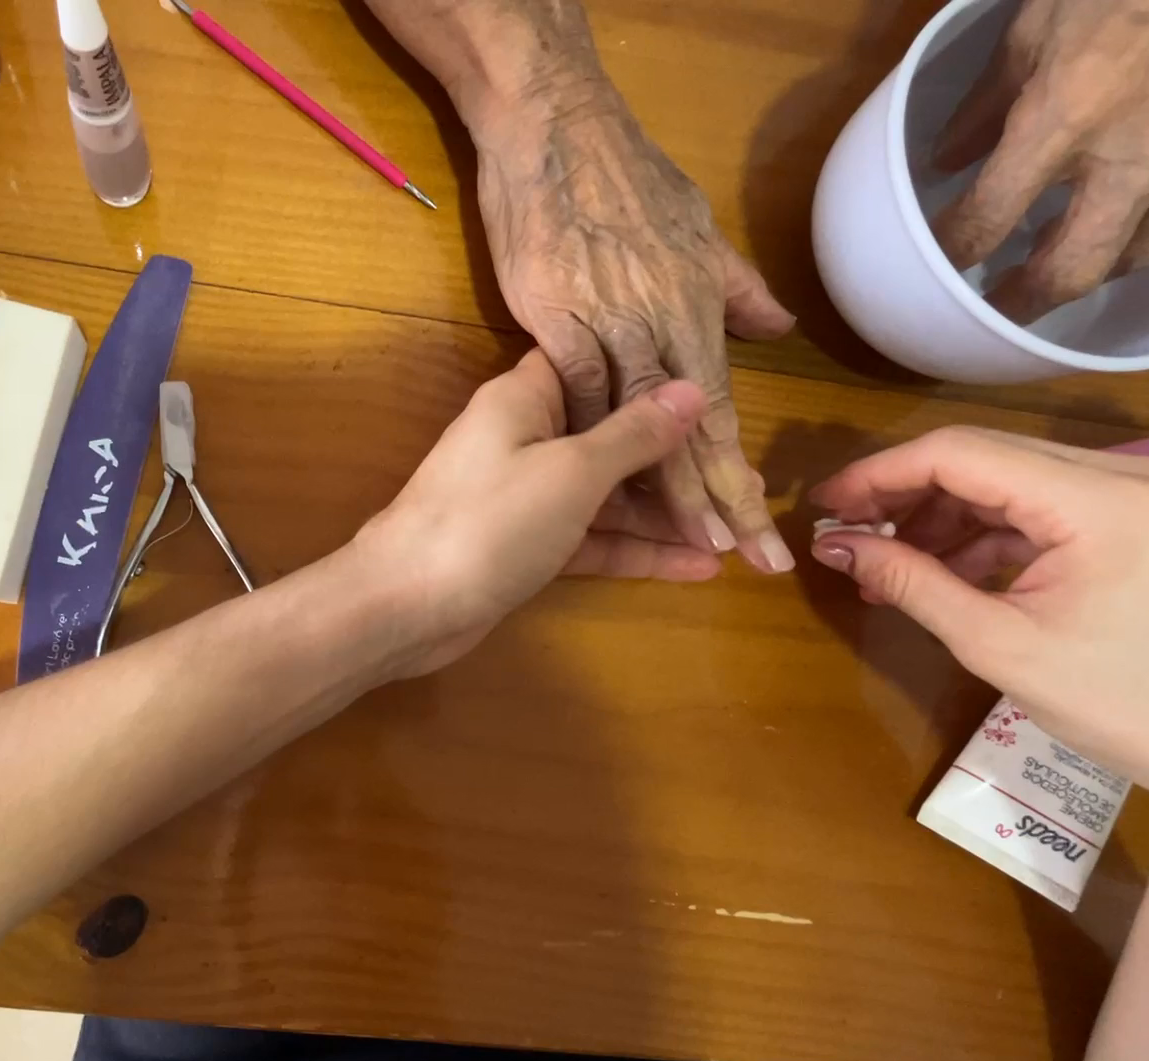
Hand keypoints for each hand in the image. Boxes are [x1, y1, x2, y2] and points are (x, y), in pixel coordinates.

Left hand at [353, 351, 717, 677]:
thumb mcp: (570, 471)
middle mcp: (523, 439)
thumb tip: (692, 390)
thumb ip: (632, 433)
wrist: (406, 604)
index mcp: (524, 399)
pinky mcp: (524, 545)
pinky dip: (633, 551)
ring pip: (603, 496)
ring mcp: (523, 496)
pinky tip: (695, 567)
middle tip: (742, 485)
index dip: (653, 377)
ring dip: (662, 516)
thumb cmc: (488, 522)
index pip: (596, 367)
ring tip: (734, 537)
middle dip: (673, 463)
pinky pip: (588, 538)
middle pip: (608, 438)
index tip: (714, 392)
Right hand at [472, 75, 797, 574]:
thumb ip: (733, 285)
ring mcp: (603, 325)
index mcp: (692, 306)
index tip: (758, 530)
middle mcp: (658, 324)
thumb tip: (772, 324)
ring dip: (659, 489)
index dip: (740, 475)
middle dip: (716, 502)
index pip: (722, 409)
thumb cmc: (619, 179)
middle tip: (747, 559)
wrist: (550, 133)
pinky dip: (589, 442)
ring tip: (687, 543)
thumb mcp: (691, 227)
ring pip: (634, 426)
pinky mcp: (551, 321)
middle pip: (688, 432)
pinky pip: (577, 394)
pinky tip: (602, 489)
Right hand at [806, 426, 1148, 852]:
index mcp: (1107, 503)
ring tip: (891, 565)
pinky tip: (952, 571)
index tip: (823, 505)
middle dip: (905, 495)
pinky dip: (992, 532)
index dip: (877, 474)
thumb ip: (908, 582)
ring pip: (1017, 478)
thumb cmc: (1129, 707)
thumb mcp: (997, 645)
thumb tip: (830, 545)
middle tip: (847, 533)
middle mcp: (1143, 476)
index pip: (960, 453)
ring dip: (944, 516)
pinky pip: (1053, 505)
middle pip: (988, 457)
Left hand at [933, 0, 1148, 322]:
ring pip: (1145, 247)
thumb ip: (984, 106)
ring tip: (1050, 277)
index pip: (986, 222)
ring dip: (1092, 273)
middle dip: (1027, 301)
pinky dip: (1146, 230)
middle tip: (992, 309)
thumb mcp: (1033, 28)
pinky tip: (1115, 227)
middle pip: (1076, 266)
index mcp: (1063, 119)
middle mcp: (1134, 146)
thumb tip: (944, 162)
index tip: (926, 265)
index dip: (950, 254)